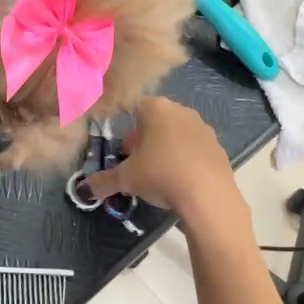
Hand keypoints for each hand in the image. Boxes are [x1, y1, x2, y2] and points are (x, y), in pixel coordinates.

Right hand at [86, 97, 244, 232]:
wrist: (207, 195)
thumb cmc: (160, 174)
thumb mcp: (125, 180)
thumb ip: (103, 181)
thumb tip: (84, 188)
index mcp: (157, 109)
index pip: (136, 108)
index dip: (127, 129)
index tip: (124, 151)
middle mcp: (182, 111)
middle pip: (158, 121)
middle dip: (146, 140)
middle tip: (137, 164)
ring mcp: (204, 128)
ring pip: (178, 134)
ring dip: (166, 149)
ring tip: (159, 175)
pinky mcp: (219, 148)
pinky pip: (195, 150)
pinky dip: (186, 161)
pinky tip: (181, 182)